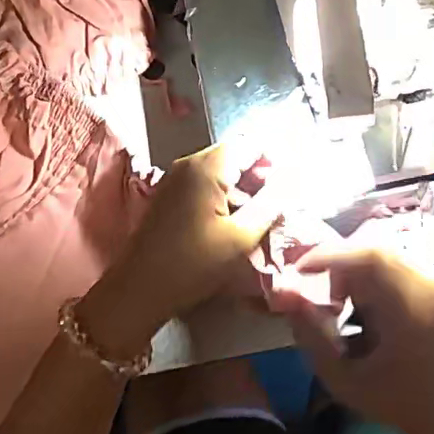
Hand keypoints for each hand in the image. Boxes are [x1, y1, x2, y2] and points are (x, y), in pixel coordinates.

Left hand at [80, 142, 281, 356]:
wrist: (138, 290)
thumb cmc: (192, 264)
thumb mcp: (241, 237)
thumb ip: (271, 204)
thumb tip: (293, 181)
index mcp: (207, 167)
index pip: (251, 143)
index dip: (276, 157)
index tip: (294, 181)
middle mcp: (189, 163)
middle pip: (235, 154)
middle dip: (262, 173)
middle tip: (282, 201)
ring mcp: (176, 178)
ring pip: (221, 170)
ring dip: (244, 186)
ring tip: (264, 214)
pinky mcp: (171, 196)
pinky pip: (206, 183)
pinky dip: (226, 194)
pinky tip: (237, 221)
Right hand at [269, 248, 433, 433]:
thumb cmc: (396, 400)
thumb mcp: (344, 380)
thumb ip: (312, 337)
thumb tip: (285, 296)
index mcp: (410, 309)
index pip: (368, 259)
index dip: (328, 256)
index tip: (296, 271)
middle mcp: (425, 285)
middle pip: (371, 252)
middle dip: (334, 264)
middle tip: (309, 288)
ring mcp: (431, 279)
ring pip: (378, 254)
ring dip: (348, 270)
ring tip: (333, 302)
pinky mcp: (429, 280)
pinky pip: (389, 262)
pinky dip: (363, 274)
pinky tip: (355, 302)